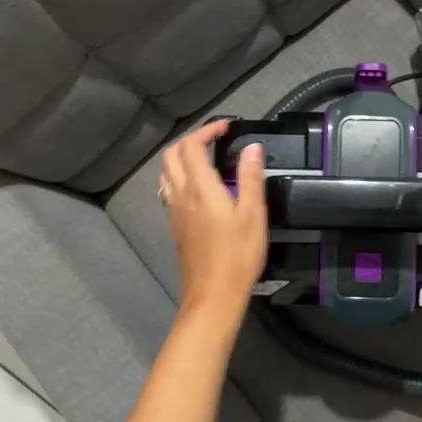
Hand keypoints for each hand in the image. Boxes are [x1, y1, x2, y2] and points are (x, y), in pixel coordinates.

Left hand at [160, 121, 267, 320]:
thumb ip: (251, 177)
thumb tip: (252, 147)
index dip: (207, 130)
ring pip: (166, 172)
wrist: (213, 294)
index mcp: (200, 187)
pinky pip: (169, 190)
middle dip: (191, 140)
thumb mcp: (254, 214)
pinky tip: (200, 188)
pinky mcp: (175, 225)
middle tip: (215, 140)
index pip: (192, 145)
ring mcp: (174, 210)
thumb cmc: (238, 255)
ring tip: (207, 159)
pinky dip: (180, 177)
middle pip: (172, 154)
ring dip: (182, 158)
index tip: (227, 127)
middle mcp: (181, 194)